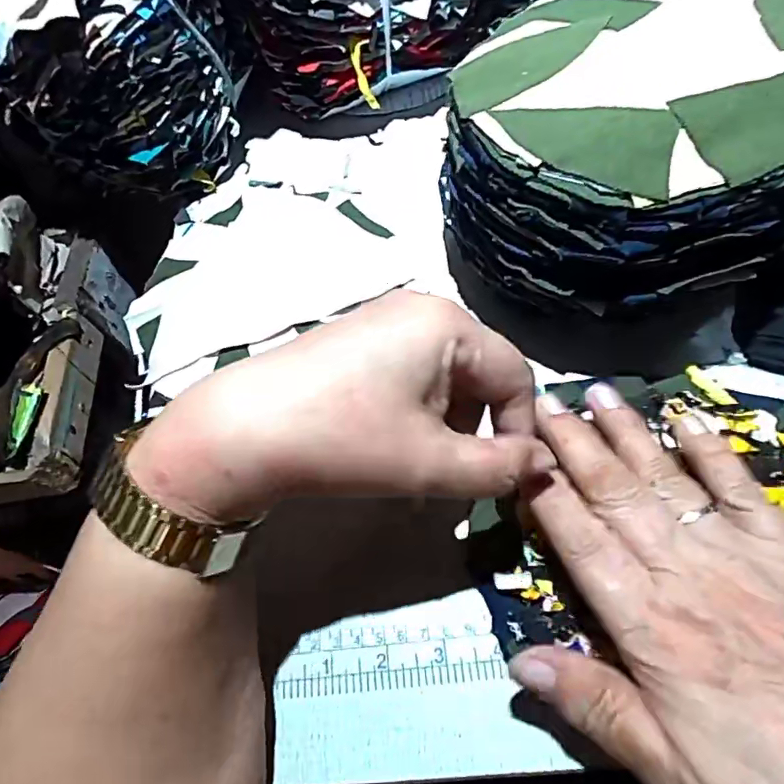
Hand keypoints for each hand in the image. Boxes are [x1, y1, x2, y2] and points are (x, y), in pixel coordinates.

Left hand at [127, 290, 553, 522]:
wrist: (238, 433)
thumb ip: (500, 469)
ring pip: (451, 375)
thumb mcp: (432, 464)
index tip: (504, 476)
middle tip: (457, 474)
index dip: (519, 430)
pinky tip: (395, 444)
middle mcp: (425, 307)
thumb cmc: (345, 442)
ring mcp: (390, 316)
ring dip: (450, 424)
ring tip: (422, 468)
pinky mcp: (364, 334)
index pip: (518, 376)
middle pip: (484, 373)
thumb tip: (545, 468)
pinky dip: (420, 410)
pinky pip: (417, 370)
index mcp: (450, 324)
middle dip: (480, 428)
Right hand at [513, 385, 783, 783]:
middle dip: (577, 447)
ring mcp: (745, 557)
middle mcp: (690, 577)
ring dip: (632, 434)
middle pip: (620, 497)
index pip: (581, 544)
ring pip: (672, 481)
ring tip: (600, 394)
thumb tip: (521, 661)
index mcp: (652, 632)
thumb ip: (599, 710)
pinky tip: (689, 420)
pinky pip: (743, 489)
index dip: (545, 496)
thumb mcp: (677, 782)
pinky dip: (713, 450)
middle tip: (545, 401)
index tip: (519, 454)